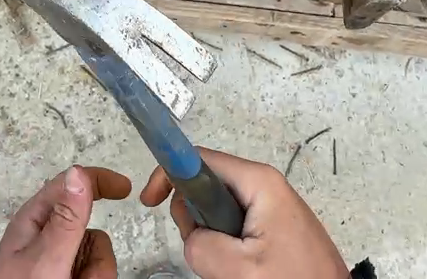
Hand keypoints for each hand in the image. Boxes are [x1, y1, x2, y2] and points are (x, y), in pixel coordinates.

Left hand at [0, 165, 131, 278]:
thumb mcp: (46, 260)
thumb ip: (66, 219)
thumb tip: (79, 171)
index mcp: (33, 221)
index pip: (69, 184)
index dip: (98, 180)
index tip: (126, 190)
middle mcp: (45, 237)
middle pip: (88, 228)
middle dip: (96, 255)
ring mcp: (54, 262)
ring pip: (95, 256)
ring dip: (95, 276)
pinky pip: (92, 274)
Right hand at [140, 149, 346, 278]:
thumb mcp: (240, 270)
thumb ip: (202, 245)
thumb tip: (193, 237)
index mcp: (258, 181)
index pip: (199, 158)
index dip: (168, 173)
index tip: (150, 200)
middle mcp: (265, 184)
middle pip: (207, 186)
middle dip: (195, 218)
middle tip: (204, 252)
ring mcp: (272, 206)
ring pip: (219, 212)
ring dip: (212, 239)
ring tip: (232, 268)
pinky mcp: (276, 227)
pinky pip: (236, 228)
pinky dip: (228, 248)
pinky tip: (241, 270)